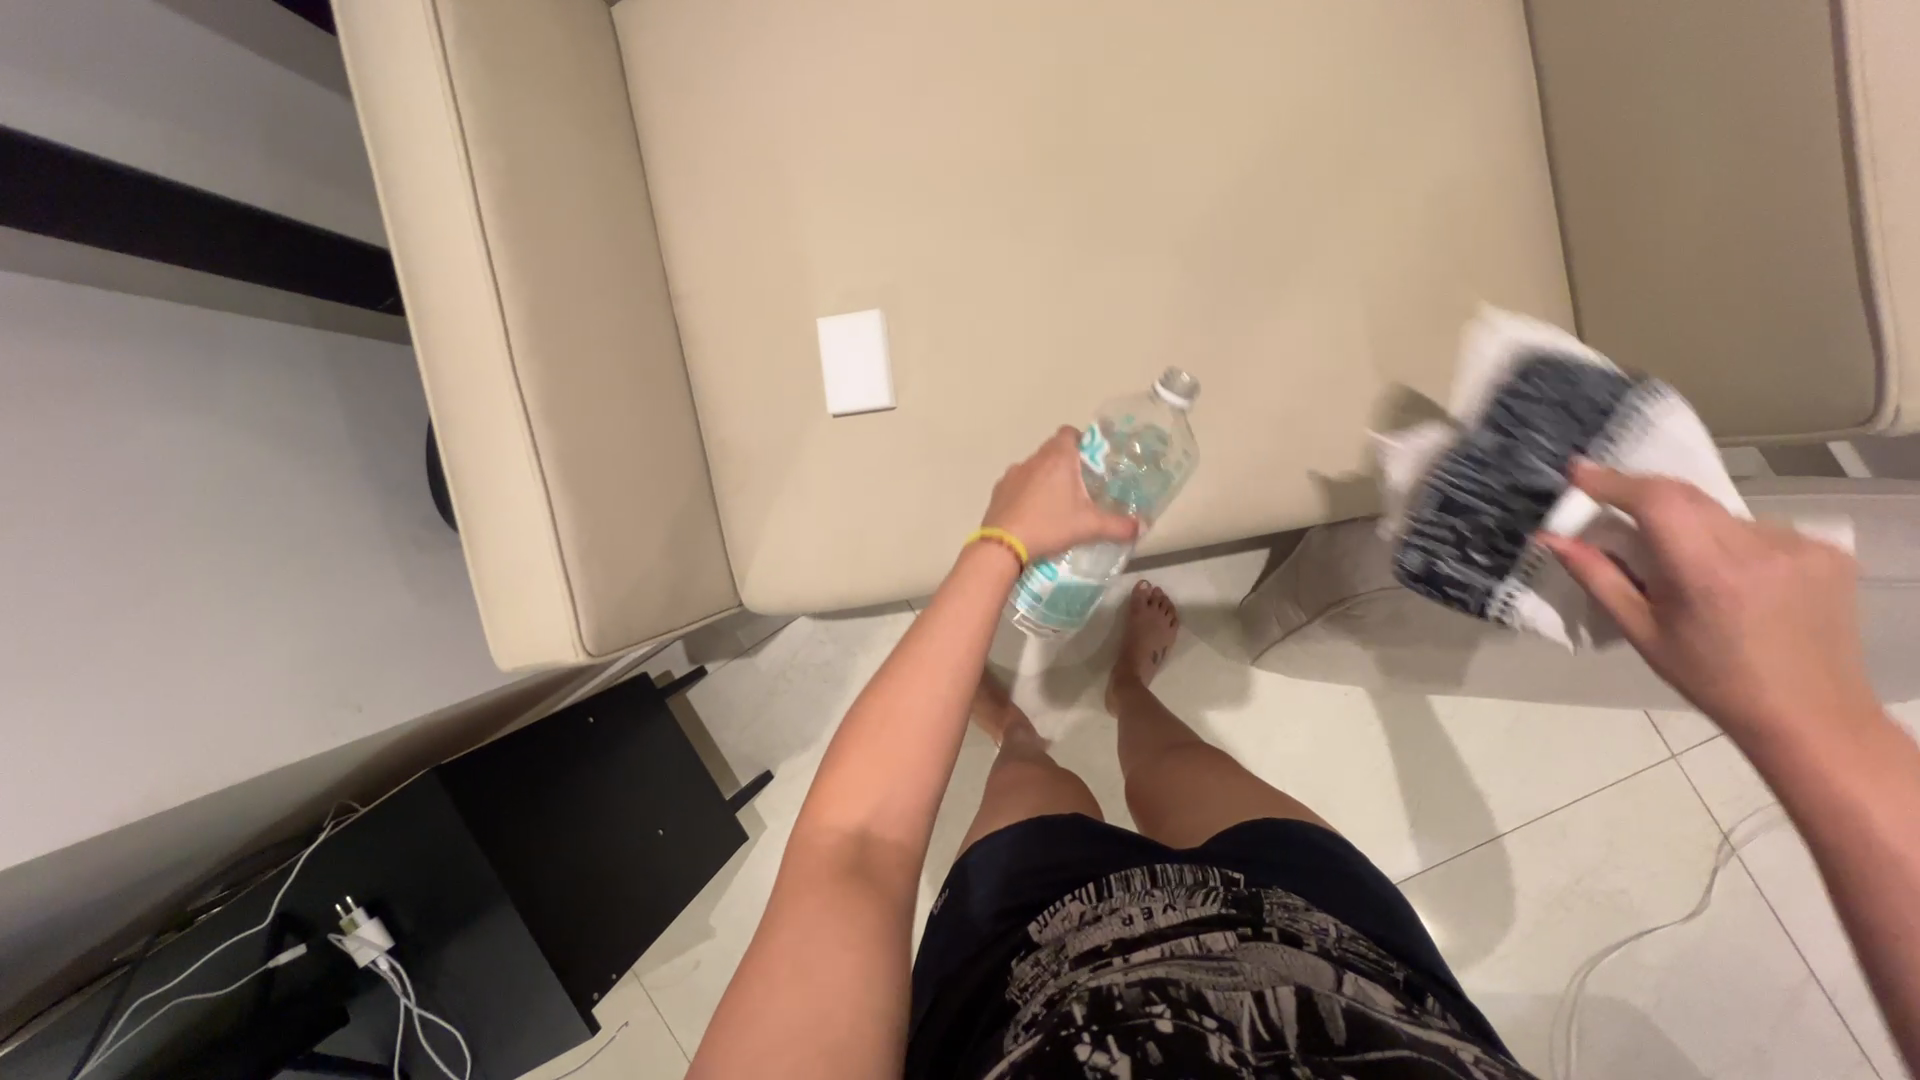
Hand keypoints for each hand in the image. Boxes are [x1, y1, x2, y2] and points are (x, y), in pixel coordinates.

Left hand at [981, 427, 1138, 560]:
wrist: (1003, 545)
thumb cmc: (1049, 525)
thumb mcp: (1089, 526)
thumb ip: (1118, 525)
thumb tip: (1141, 527)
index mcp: (1058, 458)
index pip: (1069, 432)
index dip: (1082, 441)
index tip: (1091, 461)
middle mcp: (1033, 459)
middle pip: (1052, 450)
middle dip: (1067, 464)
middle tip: (1081, 487)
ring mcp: (1012, 474)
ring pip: (1034, 468)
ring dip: (1045, 479)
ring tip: (1056, 505)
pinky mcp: (998, 491)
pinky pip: (1017, 485)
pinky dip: (1027, 493)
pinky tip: (1033, 515)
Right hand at [1539, 462, 1877, 741]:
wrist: (1810, 713)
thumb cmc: (1711, 678)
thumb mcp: (1641, 630)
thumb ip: (1596, 576)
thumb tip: (1551, 537)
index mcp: (1708, 572)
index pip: (1658, 500)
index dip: (1614, 481)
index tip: (1578, 472)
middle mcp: (1760, 548)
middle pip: (1687, 498)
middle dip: (1643, 497)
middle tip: (1608, 507)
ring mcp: (1801, 546)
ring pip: (1720, 514)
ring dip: (1688, 525)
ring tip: (1679, 564)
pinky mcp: (1827, 550)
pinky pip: (1756, 528)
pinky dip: (1727, 541)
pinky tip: (1729, 577)